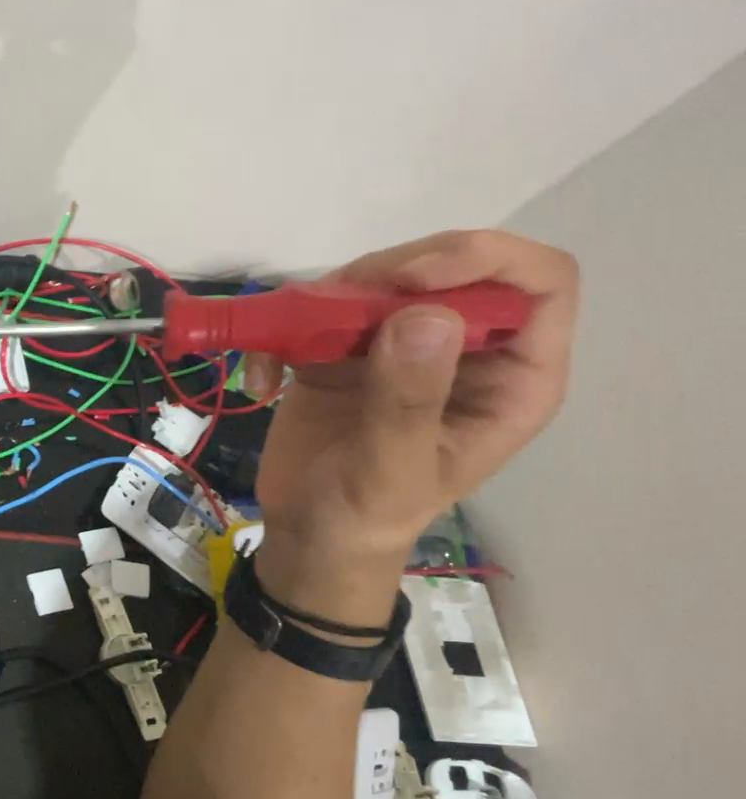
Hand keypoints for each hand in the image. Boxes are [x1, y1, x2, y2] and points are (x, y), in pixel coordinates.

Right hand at [245, 230, 578, 621]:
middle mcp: (462, 352)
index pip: (537, 284)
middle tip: (331, 309)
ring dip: (325, 302)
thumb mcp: (392, 470)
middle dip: (388, 276)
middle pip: (448, 267)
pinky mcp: (339, 357)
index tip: (409, 282)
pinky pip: (315, 317)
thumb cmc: (365, 517)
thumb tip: (425, 315)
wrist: (307, 538)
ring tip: (285, 347)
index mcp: (510, 378)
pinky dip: (279, 333)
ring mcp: (396, 350)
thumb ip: (410, 399)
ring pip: (378, 282)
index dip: (483, 260)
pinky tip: (261, 379)